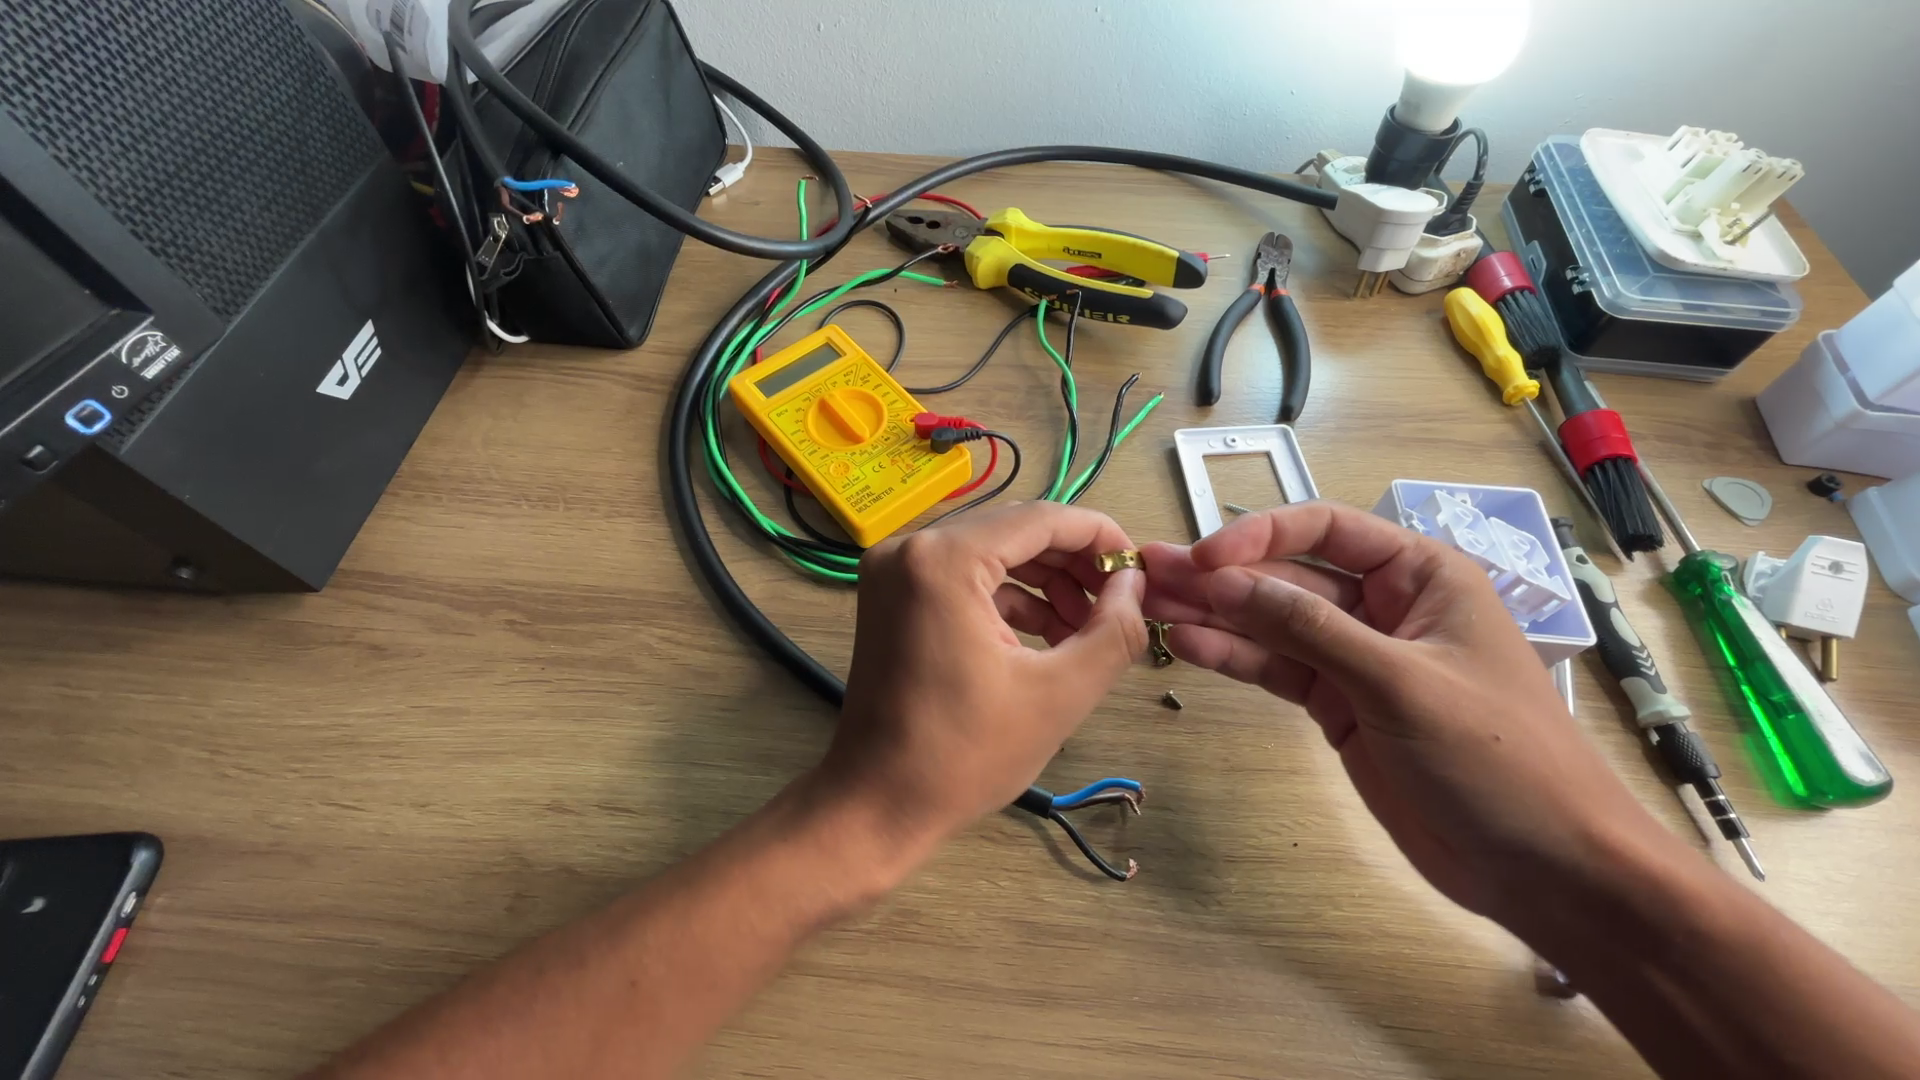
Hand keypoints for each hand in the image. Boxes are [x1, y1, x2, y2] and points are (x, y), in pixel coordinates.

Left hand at [827, 502, 1147, 854]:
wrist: (877, 802)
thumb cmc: (964, 755)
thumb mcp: (1059, 694)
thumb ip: (1113, 630)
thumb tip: (1134, 584)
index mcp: (944, 561)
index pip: (1040, 518)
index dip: (1098, 535)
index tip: (1136, 567)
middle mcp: (911, 548)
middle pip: (1013, 531)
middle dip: (1072, 563)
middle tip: (1116, 600)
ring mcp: (894, 569)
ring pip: (991, 552)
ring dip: (1044, 581)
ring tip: (1086, 626)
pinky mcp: (892, 594)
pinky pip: (964, 577)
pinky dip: (1008, 597)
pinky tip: (1046, 633)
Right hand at [1142, 501, 1668, 922]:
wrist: (1544, 868)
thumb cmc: (1494, 756)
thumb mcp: (1398, 681)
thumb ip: (1308, 628)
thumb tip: (1225, 580)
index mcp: (1420, 575)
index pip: (1327, 529)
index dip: (1260, 535)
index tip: (1204, 558)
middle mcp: (1382, 606)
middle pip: (1287, 577)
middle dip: (1219, 576)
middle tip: (1149, 572)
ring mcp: (1354, 658)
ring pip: (1271, 623)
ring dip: (1213, 615)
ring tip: (1150, 606)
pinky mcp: (1336, 704)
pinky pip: (1276, 668)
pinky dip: (1232, 657)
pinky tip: (1185, 645)